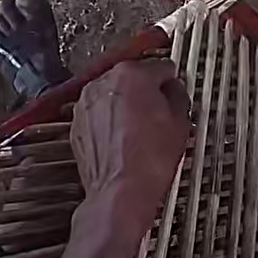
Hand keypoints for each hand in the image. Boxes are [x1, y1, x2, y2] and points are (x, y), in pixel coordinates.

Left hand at [71, 59, 190, 210]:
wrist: (120, 191)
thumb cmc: (147, 161)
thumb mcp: (180, 122)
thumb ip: (178, 95)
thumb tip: (175, 90)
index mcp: (132, 75)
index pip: (160, 66)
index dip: (172, 81)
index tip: (174, 89)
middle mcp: (104, 83)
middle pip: (133, 78)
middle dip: (146, 92)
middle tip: (160, 113)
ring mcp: (87, 102)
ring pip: (113, 95)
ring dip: (126, 105)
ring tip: (141, 130)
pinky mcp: (78, 122)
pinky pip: (99, 114)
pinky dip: (109, 121)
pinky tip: (124, 139)